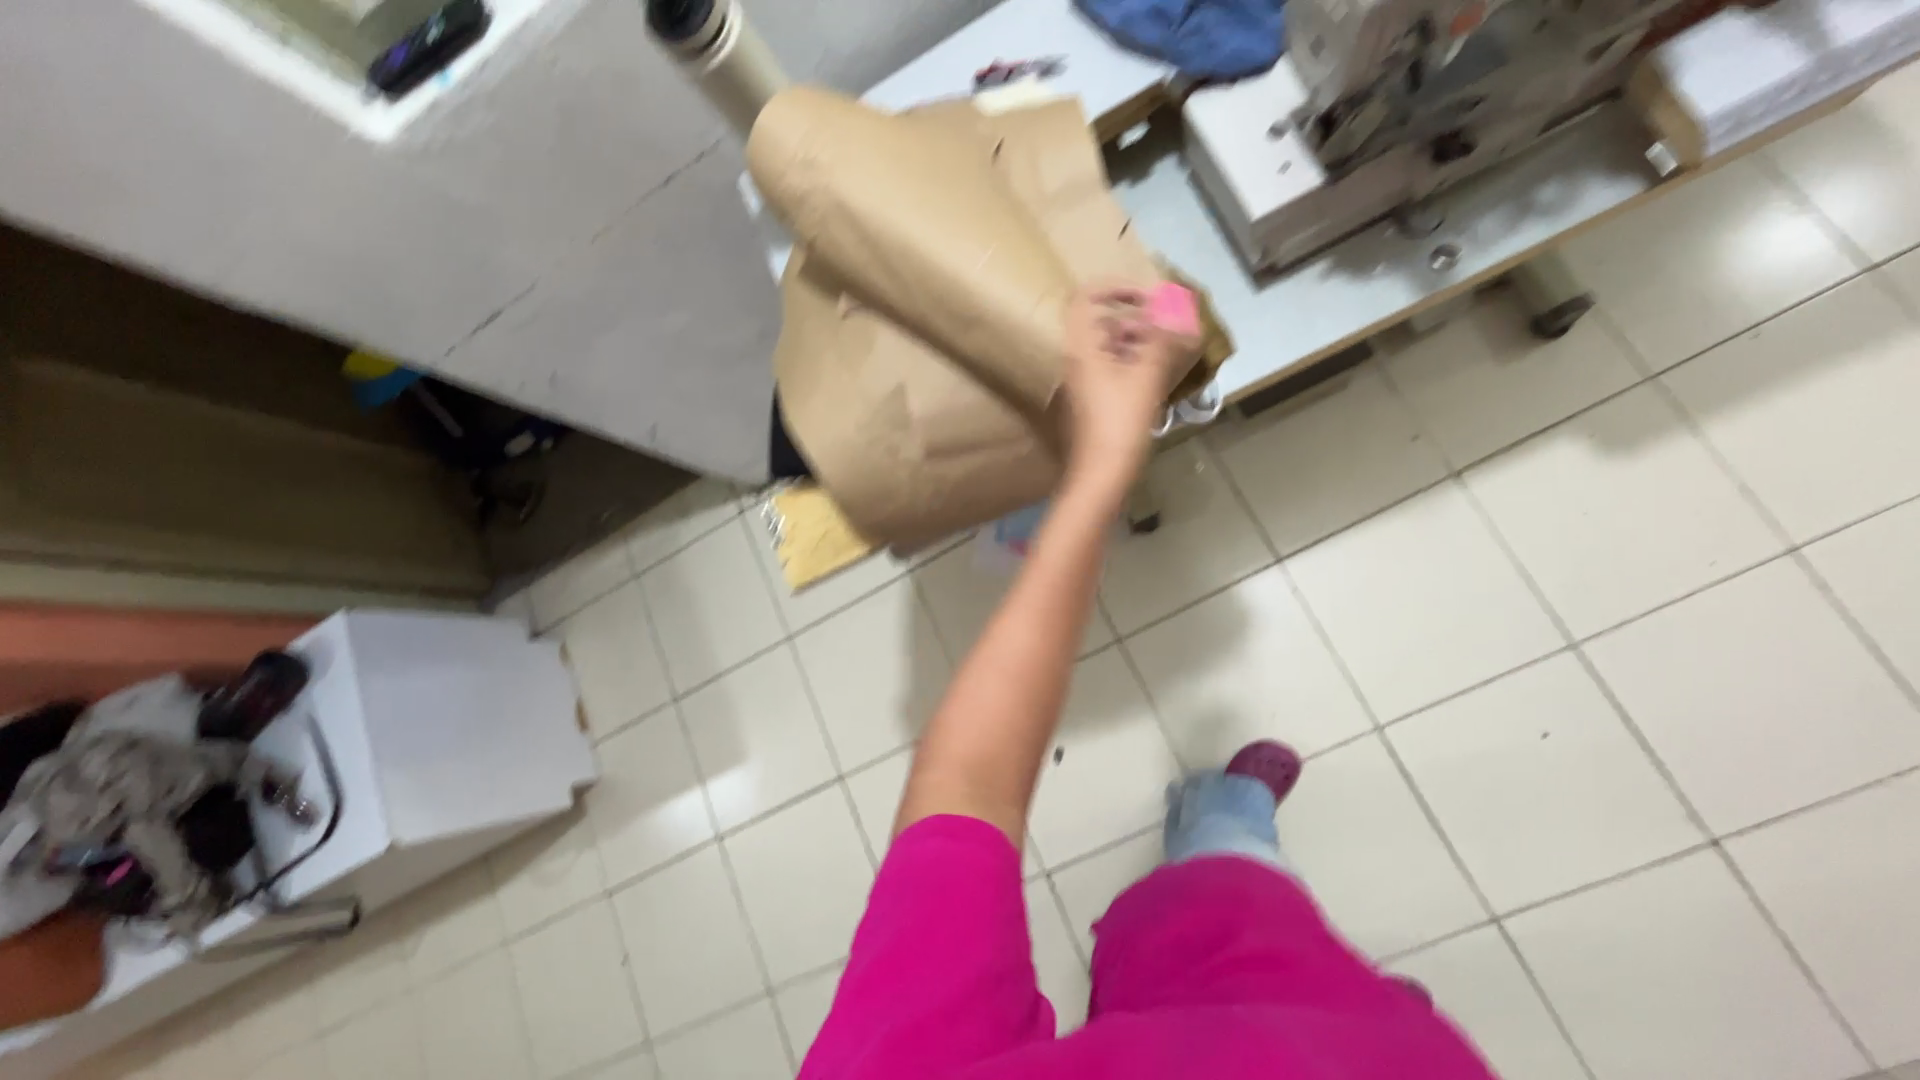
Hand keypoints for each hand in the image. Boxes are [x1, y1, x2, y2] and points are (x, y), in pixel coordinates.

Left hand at [1060, 284, 1198, 500]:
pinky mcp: (1096, 399)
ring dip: (1143, 340)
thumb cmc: (1120, 422)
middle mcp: (1078, 359)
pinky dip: (1138, 361)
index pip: (1086, 297)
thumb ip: (1164, 340)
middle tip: (1171, 324)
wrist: (1102, 473)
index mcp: (1082, 347)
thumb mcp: (1146, 376)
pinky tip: (1164, 370)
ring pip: (1112, 346)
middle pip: (1104, 321)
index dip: (1116, 287)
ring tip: (1174, 347)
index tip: (1148, 296)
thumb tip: (1182, 315)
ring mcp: (1086, 380)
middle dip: (1140, 317)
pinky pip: (1116, 367)